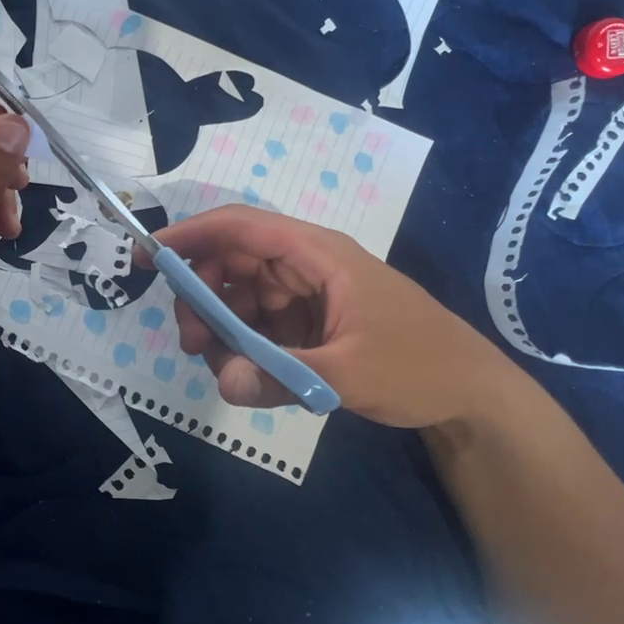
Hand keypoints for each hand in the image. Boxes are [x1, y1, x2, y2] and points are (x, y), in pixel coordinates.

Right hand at [152, 205, 524, 428]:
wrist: (473, 396)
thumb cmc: (421, 367)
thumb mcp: (350, 375)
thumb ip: (282, 378)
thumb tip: (222, 382)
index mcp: (319, 255)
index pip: (241, 227)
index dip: (191, 235)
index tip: (150, 257)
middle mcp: (307, 266)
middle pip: (232, 261)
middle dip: (200, 296)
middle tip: (190, 342)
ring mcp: (307, 294)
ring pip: (240, 295)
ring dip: (218, 325)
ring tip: (218, 365)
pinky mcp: (309, 322)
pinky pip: (258, 323)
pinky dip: (241, 344)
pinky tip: (244, 373)